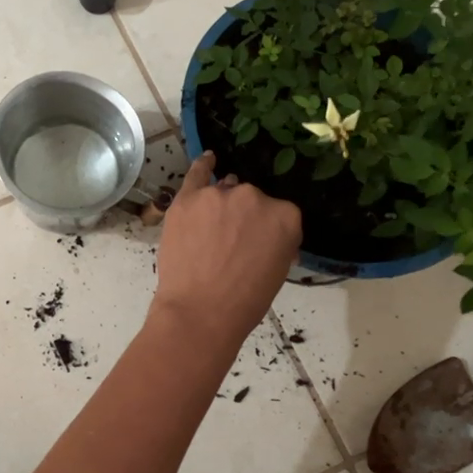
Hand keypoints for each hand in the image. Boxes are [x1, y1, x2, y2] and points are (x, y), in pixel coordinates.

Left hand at [150, 152, 302, 348]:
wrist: (200, 311)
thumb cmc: (245, 301)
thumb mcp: (278, 271)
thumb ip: (279, 242)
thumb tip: (271, 235)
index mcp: (285, 216)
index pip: (280, 213)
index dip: (268, 231)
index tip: (259, 246)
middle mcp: (254, 196)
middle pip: (251, 199)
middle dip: (244, 217)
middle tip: (233, 245)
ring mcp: (218, 194)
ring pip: (224, 191)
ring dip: (222, 205)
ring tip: (212, 231)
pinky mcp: (187, 198)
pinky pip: (198, 174)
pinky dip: (203, 165)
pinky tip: (208, 160)